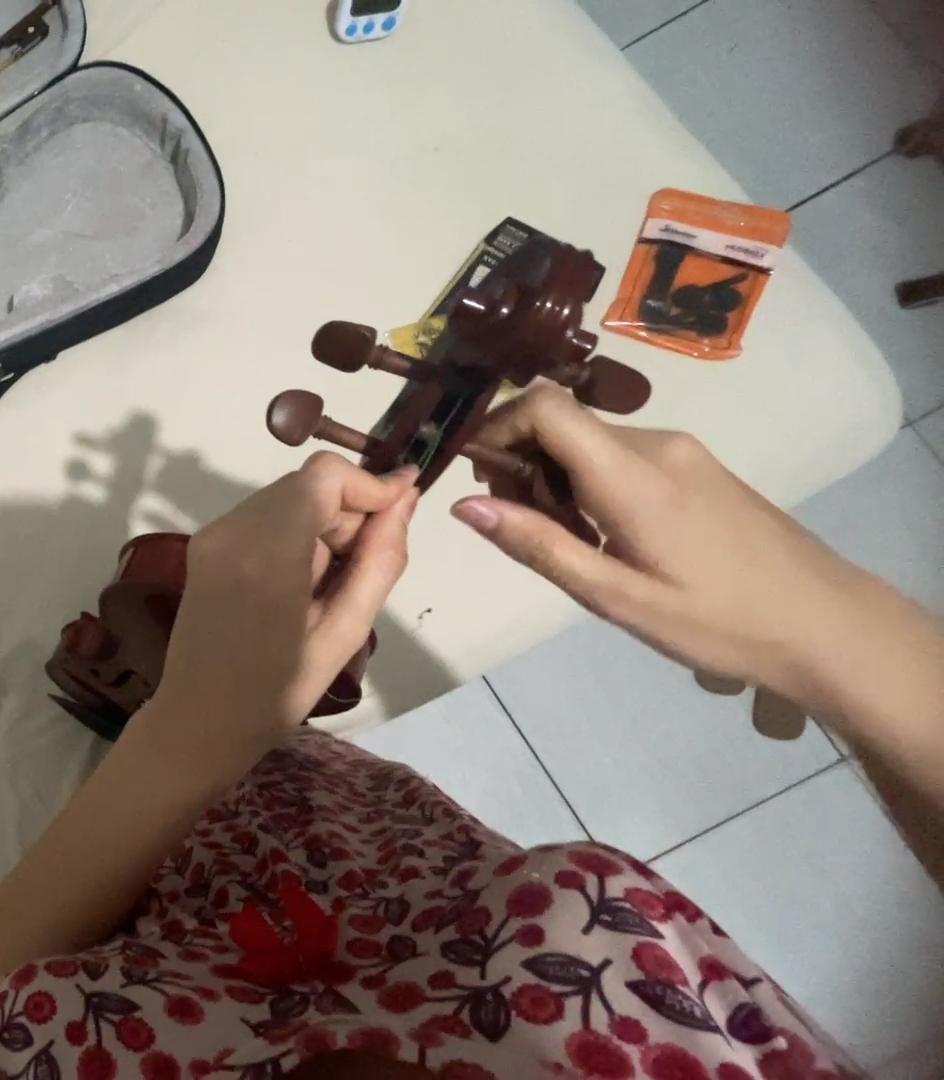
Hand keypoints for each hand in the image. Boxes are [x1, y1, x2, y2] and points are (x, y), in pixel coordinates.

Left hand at [145, 454, 418, 763]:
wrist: (199, 716)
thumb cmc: (277, 690)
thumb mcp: (344, 632)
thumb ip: (378, 560)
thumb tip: (402, 501)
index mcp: (267, 553)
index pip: (324, 475)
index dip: (368, 485)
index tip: (400, 514)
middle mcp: (231, 531)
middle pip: (305, 485)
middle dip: (346, 512)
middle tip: (359, 569)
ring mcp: (211, 536)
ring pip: (284, 497)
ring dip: (319, 523)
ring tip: (326, 584)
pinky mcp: (201, 545)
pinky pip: (260, 517)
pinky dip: (290, 532)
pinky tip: (296, 581)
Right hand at [452, 384, 868, 699]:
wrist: (835, 629)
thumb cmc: (719, 622)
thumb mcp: (613, 595)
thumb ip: (536, 544)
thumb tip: (462, 506)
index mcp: (633, 475)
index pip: (547, 408)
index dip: (497, 428)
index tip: (478, 478)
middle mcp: (656, 446)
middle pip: (557, 426)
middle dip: (517, 467)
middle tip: (519, 528)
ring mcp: (680, 453)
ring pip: (582, 442)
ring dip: (548, 480)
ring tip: (566, 541)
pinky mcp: (692, 466)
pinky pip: (613, 455)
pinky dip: (581, 484)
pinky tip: (599, 534)